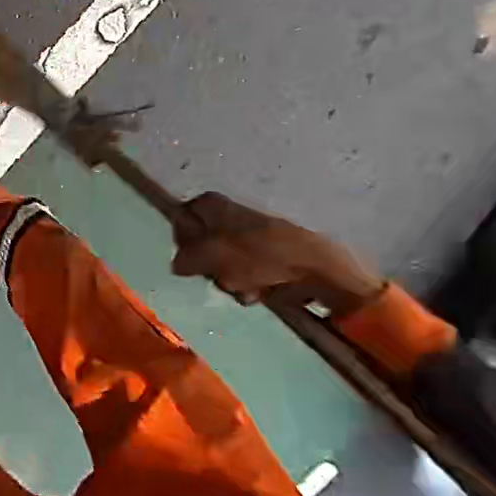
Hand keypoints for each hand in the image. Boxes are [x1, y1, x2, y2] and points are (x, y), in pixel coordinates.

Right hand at [171, 192, 384, 315]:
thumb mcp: (213, 255)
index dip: (184, 243)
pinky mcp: (268, 256)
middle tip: (222, 275)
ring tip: (248, 287)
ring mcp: (249, 236)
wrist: (318, 269)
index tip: (191, 260)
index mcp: (211, 204)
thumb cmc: (260, 255)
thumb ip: (187, 258)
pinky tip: (262, 291)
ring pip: (222, 264)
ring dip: (231, 281)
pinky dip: (251, 285)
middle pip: (200, 246)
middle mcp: (227, 215)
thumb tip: (176, 265)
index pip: (181, 220)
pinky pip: (246, 273)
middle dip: (210, 267)